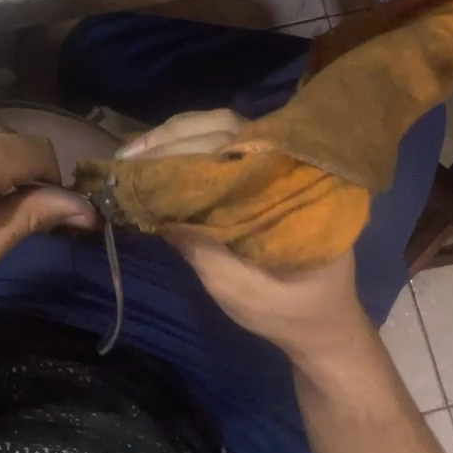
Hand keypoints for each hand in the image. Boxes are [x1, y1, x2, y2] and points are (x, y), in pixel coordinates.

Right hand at [122, 110, 370, 363]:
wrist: (325, 326)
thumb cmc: (284, 311)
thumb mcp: (237, 289)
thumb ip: (199, 246)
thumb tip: (152, 204)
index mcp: (293, 190)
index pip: (233, 151)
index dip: (183, 151)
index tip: (142, 163)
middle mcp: (288, 163)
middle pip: (224, 128)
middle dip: (171, 138)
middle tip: (127, 154)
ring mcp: (277, 160)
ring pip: (221, 126)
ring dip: (174, 134)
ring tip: (135, 150)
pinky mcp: (262, 167)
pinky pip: (222, 138)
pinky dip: (186, 139)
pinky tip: (156, 152)